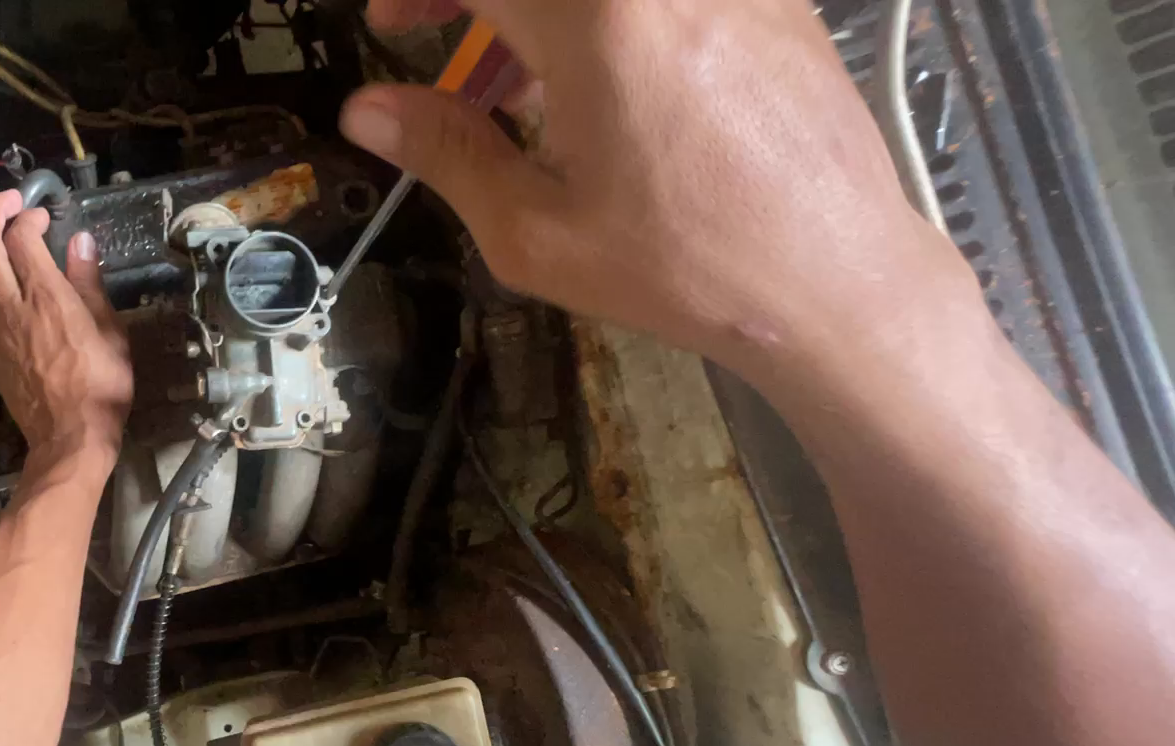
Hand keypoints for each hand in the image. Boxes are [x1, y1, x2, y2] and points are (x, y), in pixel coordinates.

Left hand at [0, 191, 133, 463]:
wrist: (73, 437)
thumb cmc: (103, 387)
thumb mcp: (112, 332)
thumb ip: (91, 285)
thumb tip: (80, 241)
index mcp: (47, 297)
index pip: (22, 239)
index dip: (29, 218)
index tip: (43, 217)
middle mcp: (11, 307)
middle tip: (7, 206)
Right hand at [342, 0, 966, 374]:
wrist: (823, 277)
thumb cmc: (668, 267)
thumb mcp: (531, 229)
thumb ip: (446, 152)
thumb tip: (364, 110)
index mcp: (602, 20)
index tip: (390, 20)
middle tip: (424, 25)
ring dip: (531, 15)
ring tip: (502, 84)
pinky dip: (592, 19)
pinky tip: (583, 84)